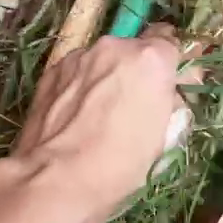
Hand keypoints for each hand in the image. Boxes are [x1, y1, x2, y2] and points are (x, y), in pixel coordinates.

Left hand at [12, 28, 186, 222]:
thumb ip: (168, 101)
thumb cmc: (119, 167)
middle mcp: (115, 46)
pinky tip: (76, 116)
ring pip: (103, 60)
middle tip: (132, 105)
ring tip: (98, 113)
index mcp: (151, 59)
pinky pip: (77, 71)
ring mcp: (80, 56)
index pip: (170, 41)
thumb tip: (169, 93)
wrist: (54, 182)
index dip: (170, 64)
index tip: (167, 85)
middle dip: (137, 72)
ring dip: (107, 77)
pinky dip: (81, 85)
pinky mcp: (52, 70)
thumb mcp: (163, 138)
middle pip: (134, 50)